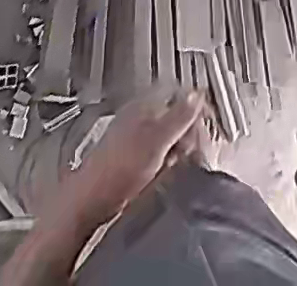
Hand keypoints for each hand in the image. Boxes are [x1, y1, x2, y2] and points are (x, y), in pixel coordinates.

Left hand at [58, 90, 206, 229]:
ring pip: (169, 137)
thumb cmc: (116, 169)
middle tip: (193, 150)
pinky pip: (159, 154)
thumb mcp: (156, 141)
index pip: (180, 96)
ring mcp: (134, 138)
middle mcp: (139, 118)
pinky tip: (165, 174)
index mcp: (144, 106)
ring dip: (179, 150)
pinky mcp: (132, 159)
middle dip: (189, 133)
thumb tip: (197, 94)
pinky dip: (167, 162)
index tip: (207, 126)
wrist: (89, 202)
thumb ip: (179, 117)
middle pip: (176, 117)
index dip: (196, 110)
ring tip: (178, 164)